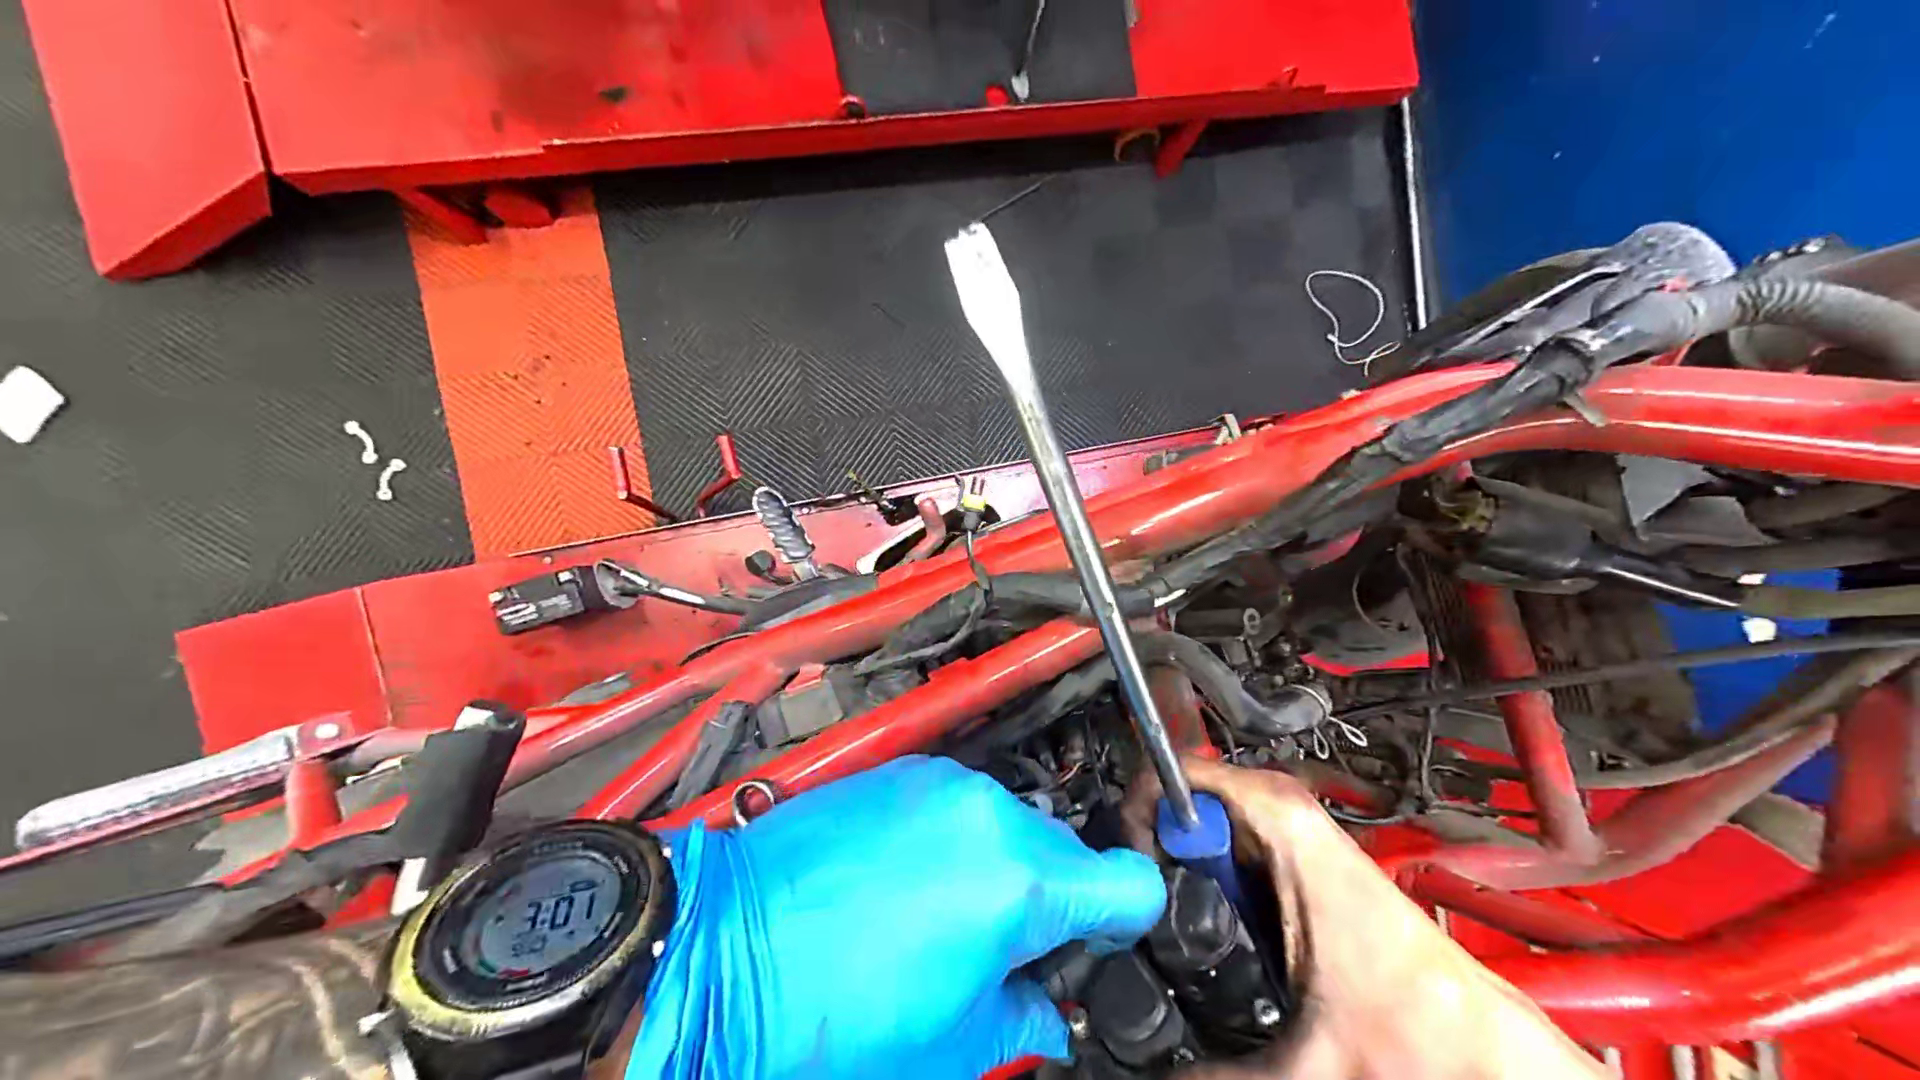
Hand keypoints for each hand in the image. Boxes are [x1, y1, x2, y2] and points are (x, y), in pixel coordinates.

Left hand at [626, 756, 1167, 1079]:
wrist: (726, 943)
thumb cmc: (827, 1002)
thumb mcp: (952, 1042)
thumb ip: (1023, 1016)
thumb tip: (1044, 1009)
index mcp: (1017, 878)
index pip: (1129, 882)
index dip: (1120, 919)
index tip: (1092, 938)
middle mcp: (986, 811)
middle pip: (1063, 847)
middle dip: (1047, 895)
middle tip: (1001, 942)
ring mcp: (940, 783)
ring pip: (1010, 822)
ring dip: (997, 862)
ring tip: (943, 909)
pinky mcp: (901, 772)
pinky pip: (958, 803)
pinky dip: (954, 836)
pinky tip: (911, 876)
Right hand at [1130, 757, 1604, 1079]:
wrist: (1493, 1053)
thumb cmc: (1432, 1034)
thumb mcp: (1310, 1059)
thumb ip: (1222, 1075)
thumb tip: (1157, 1073)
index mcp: (1291, 833)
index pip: (1194, 773)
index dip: (1145, 801)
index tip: (1123, 844)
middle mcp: (1294, 821)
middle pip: (1196, 791)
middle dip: (1154, 828)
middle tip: (1133, 875)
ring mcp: (1299, 838)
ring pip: (1214, 813)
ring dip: (1178, 843)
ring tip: (1158, 890)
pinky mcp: (1303, 861)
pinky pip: (1234, 837)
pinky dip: (1207, 859)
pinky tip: (1202, 907)